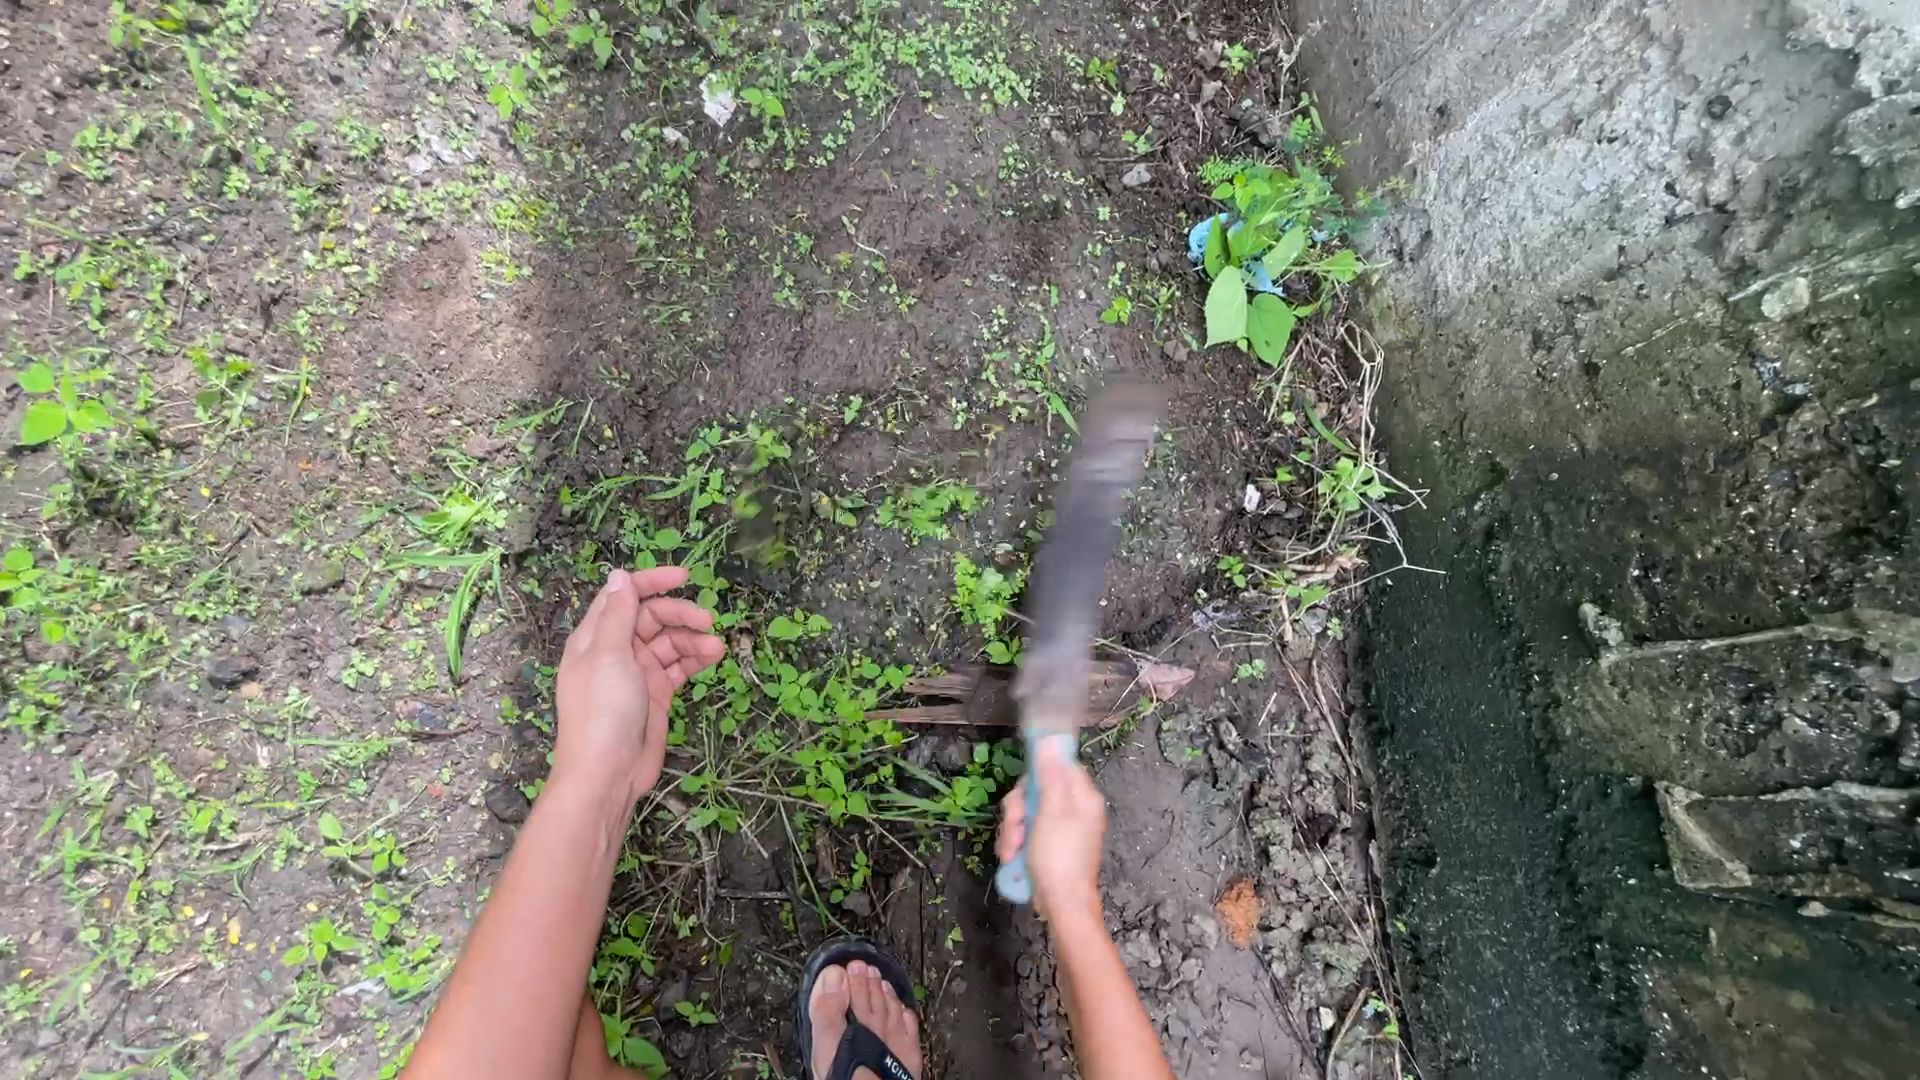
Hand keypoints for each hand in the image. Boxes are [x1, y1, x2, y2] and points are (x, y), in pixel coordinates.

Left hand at [552, 567, 725, 806]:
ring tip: (716, 648)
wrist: (608, 772)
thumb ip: (618, 615)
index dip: (652, 582)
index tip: (684, 577)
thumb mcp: (609, 656)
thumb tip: (620, 574)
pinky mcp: (657, 692)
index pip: (624, 596)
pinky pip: (680, 665)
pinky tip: (713, 657)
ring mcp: (638, 672)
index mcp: (596, 638)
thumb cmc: (602, 710)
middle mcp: (617, 651)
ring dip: (693, 639)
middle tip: (708, 621)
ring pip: (670, 642)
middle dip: (680, 615)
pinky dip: (696, 658)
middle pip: (652, 617)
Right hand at [996, 743, 1107, 925]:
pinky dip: (1016, 842)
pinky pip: (1026, 830)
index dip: (1037, 774)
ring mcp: (1060, 827)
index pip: (1058, 765)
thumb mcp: (1052, 812)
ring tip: (1012, 850)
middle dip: (1018, 810)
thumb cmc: (1059, 858)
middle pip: (1037, 789)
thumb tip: (1051, 739)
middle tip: (1015, 829)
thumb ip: (1050, 775)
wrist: (1062, 906)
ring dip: (1013, 829)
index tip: (1024, 790)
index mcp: (1083, 796)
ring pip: (1026, 811)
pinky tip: (1013, 857)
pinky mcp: (1048, 843)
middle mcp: (1074, 808)